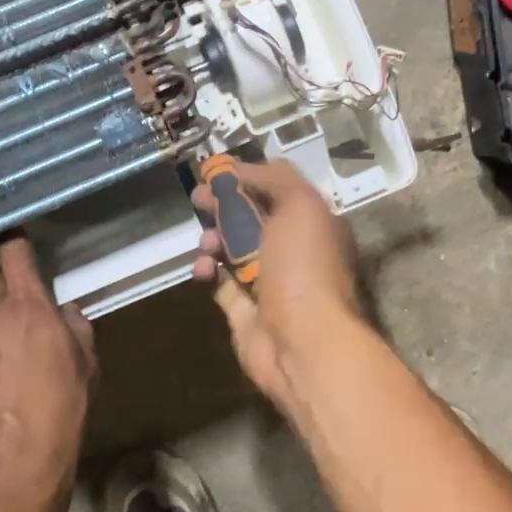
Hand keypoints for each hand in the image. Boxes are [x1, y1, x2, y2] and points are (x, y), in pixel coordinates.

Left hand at [0, 235, 95, 500]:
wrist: (12, 464)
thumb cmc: (61, 410)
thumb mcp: (87, 364)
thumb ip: (75, 326)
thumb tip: (62, 312)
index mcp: (28, 306)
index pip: (13, 254)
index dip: (15, 245)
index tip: (18, 243)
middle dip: (5, 291)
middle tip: (22, 313)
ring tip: (3, 352)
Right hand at [191, 160, 365, 401]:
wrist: (301, 342)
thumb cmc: (303, 267)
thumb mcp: (299, 204)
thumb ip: (272, 178)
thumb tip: (237, 169)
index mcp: (314, 224)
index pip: (278, 190)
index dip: (247, 178)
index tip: (216, 172)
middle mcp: (294, 251)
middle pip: (252, 218)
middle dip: (224, 206)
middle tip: (197, 199)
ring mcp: (270, 283)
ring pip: (233, 249)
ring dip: (213, 238)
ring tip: (206, 242)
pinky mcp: (245, 310)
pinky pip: (220, 281)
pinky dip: (206, 270)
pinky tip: (202, 268)